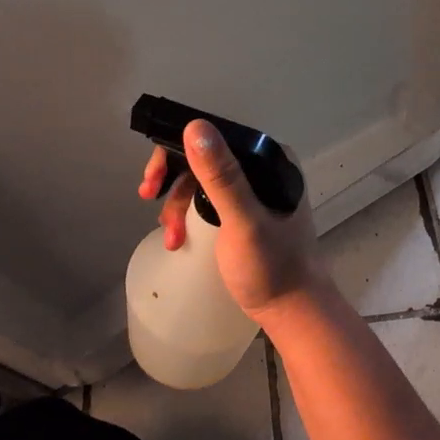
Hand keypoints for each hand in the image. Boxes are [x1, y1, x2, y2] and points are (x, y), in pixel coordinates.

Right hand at [137, 119, 324, 324]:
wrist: (292, 312)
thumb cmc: (272, 267)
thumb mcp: (243, 221)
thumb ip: (222, 177)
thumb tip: (194, 126)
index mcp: (271, 160)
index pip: (216, 137)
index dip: (178, 150)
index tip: (155, 178)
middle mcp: (263, 168)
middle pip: (204, 157)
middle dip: (174, 180)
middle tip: (148, 197)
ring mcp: (254, 191)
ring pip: (201, 181)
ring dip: (177, 203)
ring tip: (171, 235)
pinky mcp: (245, 213)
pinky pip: (207, 200)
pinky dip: (188, 214)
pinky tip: (177, 236)